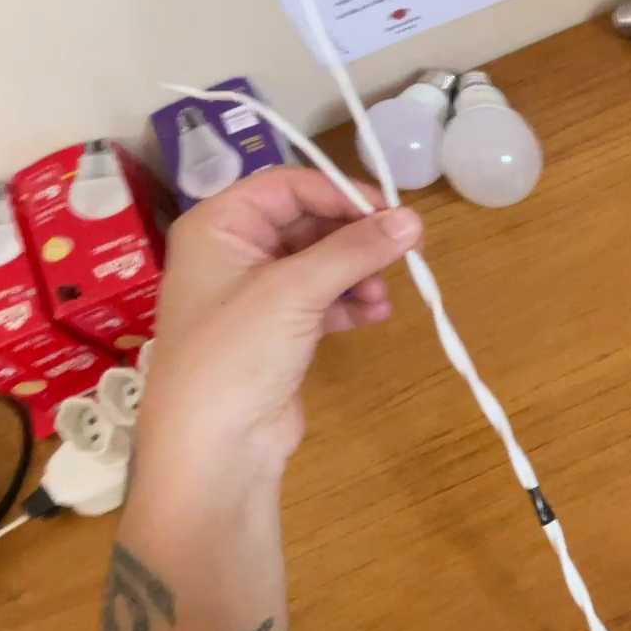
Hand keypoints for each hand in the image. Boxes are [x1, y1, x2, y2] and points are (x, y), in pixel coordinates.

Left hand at [135, 167, 422, 481]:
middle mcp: (236, 253)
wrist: (216, 443)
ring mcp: (258, 295)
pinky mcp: (280, 331)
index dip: (341, 194)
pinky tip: (376, 314)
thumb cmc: (238, 351)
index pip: (288, 187)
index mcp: (220, 227)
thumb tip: (414, 220)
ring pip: (322, 264)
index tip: (392, 214)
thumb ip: (355, 250)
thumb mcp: (296, 291)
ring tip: (380, 296)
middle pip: (308, 224)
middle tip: (402, 252)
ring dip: (358, 273)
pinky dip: (352, 303)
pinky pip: (325, 301)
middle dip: (354, 240)